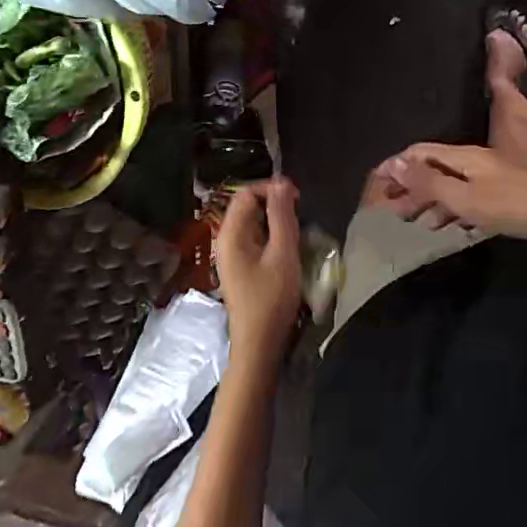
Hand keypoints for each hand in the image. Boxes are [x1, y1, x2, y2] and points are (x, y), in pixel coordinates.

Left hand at [214, 177, 303, 358]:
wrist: (258, 344)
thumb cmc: (271, 298)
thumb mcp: (283, 253)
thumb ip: (282, 216)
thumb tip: (282, 183)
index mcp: (231, 233)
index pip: (247, 193)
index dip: (272, 189)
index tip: (298, 198)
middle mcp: (226, 239)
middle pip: (247, 206)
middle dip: (274, 203)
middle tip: (300, 214)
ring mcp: (231, 254)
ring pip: (253, 223)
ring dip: (275, 221)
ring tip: (297, 231)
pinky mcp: (240, 267)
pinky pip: (255, 239)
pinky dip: (272, 236)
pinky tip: (287, 249)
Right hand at [377, 143, 526, 244]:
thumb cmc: (513, 205)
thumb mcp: (464, 196)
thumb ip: (428, 182)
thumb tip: (392, 164)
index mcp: (463, 157)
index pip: (419, 153)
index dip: (395, 167)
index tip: (376, 187)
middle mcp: (474, 162)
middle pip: (433, 168)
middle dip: (409, 186)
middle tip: (389, 209)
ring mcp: (490, 179)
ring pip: (449, 185)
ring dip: (428, 201)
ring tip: (410, 221)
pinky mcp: (503, 197)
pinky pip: (466, 200)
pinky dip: (449, 210)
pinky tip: (444, 227)